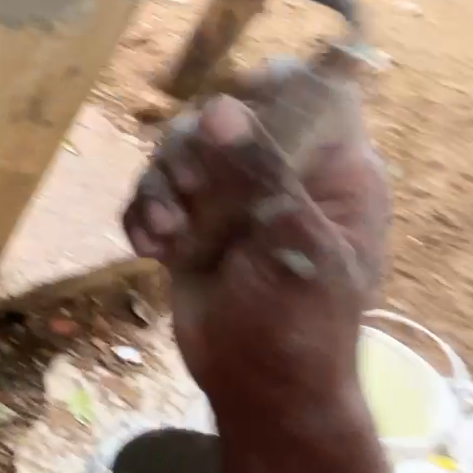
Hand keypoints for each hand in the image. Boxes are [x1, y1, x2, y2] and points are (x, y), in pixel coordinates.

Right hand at [123, 69, 389, 426]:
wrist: (257, 382)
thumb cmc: (298, 320)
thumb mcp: (289, 243)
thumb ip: (256, 172)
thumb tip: (220, 106)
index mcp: (331, 172)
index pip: (310, 95)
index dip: (265, 90)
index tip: (222, 118)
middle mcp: (276, 175)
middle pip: (216, 122)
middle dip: (188, 158)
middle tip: (187, 198)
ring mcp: (226, 201)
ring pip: (172, 159)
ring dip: (157, 194)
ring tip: (164, 236)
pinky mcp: (185, 225)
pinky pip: (147, 198)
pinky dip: (140, 219)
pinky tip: (148, 250)